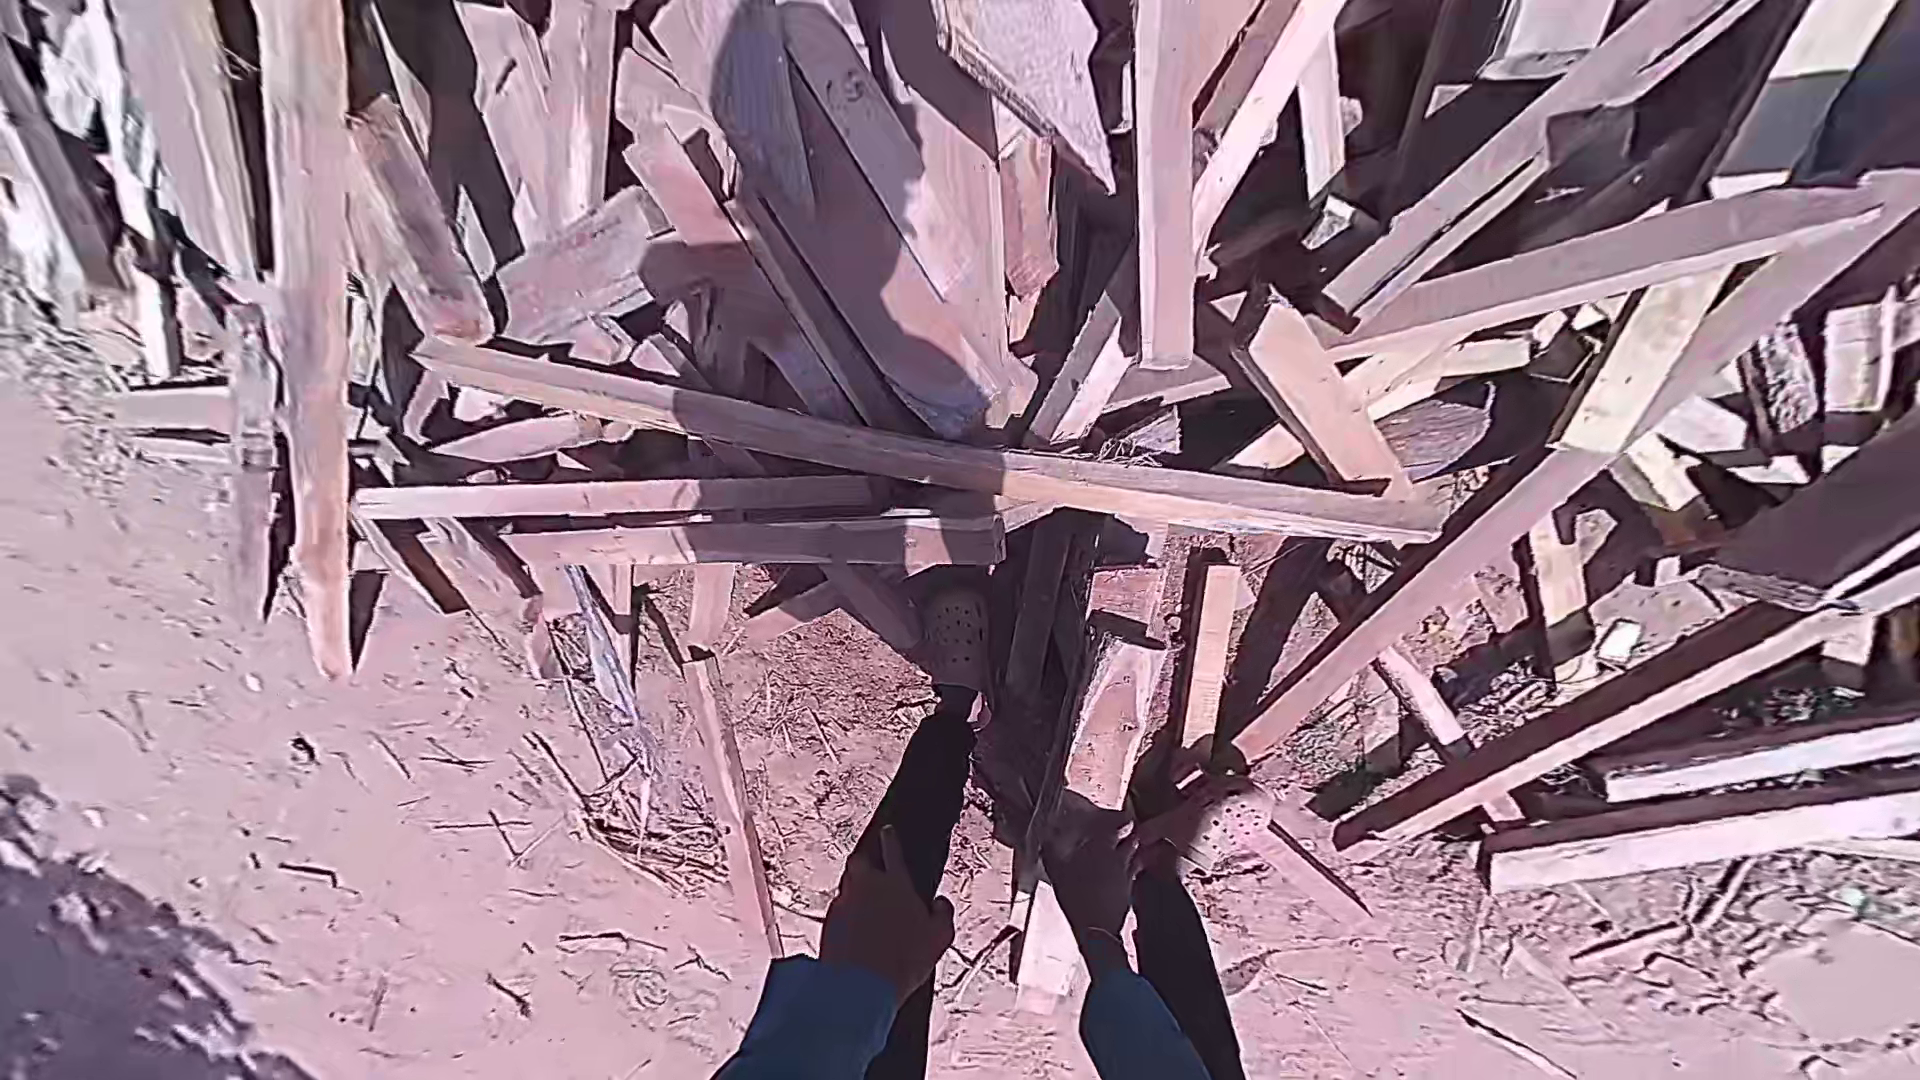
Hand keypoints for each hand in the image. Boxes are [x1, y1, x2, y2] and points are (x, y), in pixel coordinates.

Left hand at [820, 827, 955, 1000]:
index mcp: (896, 882)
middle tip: (872, 874)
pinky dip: (845, 918)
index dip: (891, 839)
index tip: (888, 831)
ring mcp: (844, 902)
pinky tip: (853, 936)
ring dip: (855, 893)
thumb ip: (943, 913)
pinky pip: (837, 912)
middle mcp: (867, 885)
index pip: (893, 851)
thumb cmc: (903, 961)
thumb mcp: (939, 938)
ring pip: (847, 887)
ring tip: (864, 912)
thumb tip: (940, 902)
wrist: (859, 990)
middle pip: (860, 861)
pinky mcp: (828, 923)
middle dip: (865, 863)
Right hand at [1041, 794, 1140, 961]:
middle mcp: (1119, 858)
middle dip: (1131, 832)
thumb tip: (1043, 837)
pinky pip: (1135, 873)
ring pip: (1136, 855)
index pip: (1118, 826)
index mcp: (1102, 847)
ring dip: (1135, 848)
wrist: (1096, 930)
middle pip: (1131, 839)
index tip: (1123, 815)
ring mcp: (1127, 876)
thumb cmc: (1076, 896)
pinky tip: (1127, 870)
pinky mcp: (1130, 892)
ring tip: (1131, 843)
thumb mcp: (1057, 871)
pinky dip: (1134, 867)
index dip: (1122, 819)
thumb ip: (1051, 851)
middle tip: (1127, 826)